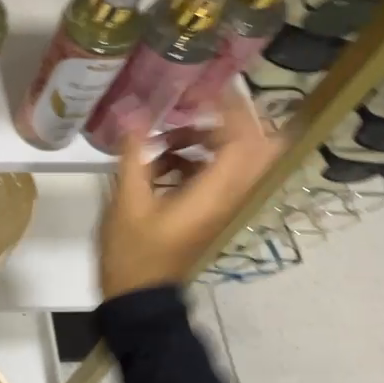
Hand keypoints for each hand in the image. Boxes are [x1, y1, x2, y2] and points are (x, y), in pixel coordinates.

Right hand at [98, 89, 285, 298]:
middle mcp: (230, 195)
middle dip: (231, 119)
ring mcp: (224, 205)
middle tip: (195, 105)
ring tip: (168, 136)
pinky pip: (219, 173)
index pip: (244, 137)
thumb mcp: (127, 201)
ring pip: (238, 158)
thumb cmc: (133, 251)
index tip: (205, 86)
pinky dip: (198, 159)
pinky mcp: (212, 211)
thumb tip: (133, 112)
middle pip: (257, 145)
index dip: (232, 107)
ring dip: (209, 139)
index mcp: (215, 191)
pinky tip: (162, 161)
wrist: (140, 296)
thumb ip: (134, 155)